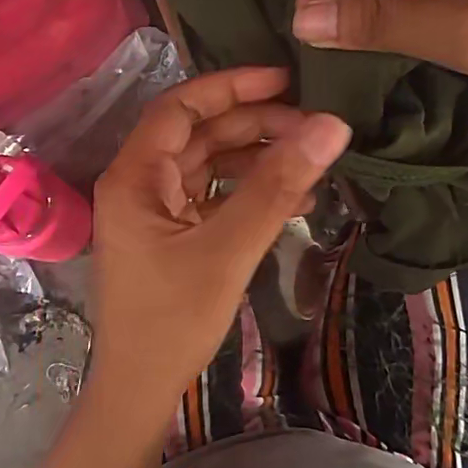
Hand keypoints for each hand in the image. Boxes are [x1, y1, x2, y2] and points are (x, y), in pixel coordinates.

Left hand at [90, 68, 349, 399]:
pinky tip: (292, 197)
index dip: (232, 87)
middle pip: (198, 134)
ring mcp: (154, 210)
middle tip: (313, 125)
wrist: (141, 388)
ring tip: (311, 160)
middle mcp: (138, 184)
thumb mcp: (228, 249)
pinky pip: (211, 197)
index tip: (286, 79)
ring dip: (256, 160)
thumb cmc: (173, 319)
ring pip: (208, 165)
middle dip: (254, 125)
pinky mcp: (171, 234)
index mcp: (134, 176)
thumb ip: (276, 186)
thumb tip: (332, 126)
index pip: (180, 107)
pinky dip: (247, 192)